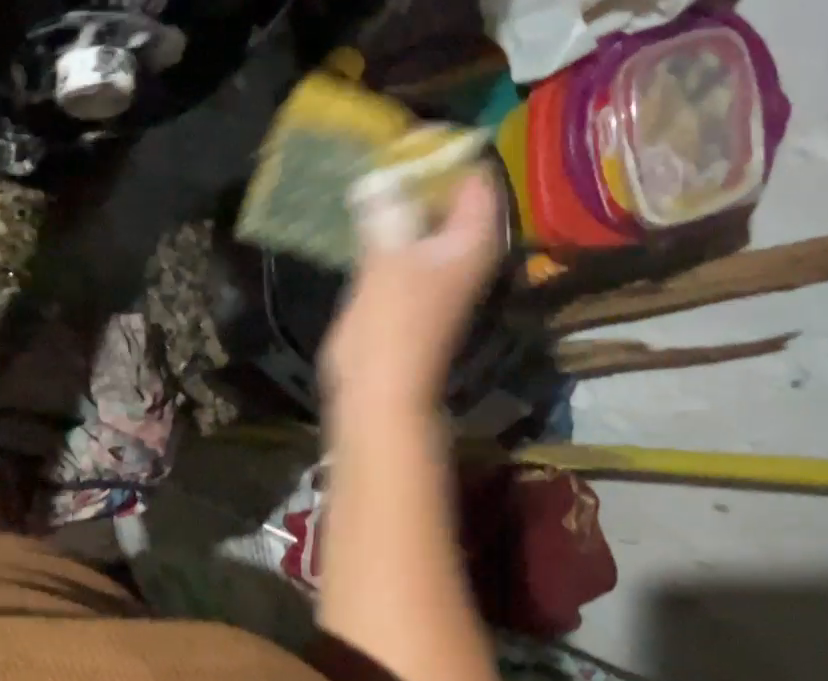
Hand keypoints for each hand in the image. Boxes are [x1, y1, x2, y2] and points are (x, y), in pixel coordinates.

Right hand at [320, 169, 504, 417]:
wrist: (376, 394)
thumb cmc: (391, 328)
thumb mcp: (387, 261)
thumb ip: (386, 211)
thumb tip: (378, 176)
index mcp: (474, 240)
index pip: (473, 176)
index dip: (442, 154)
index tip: (402, 140)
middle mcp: (461, 253)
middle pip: (446, 198)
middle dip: (414, 177)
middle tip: (375, 156)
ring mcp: (433, 275)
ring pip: (419, 223)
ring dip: (394, 204)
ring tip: (361, 180)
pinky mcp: (404, 294)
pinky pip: (398, 247)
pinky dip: (381, 230)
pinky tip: (354, 220)